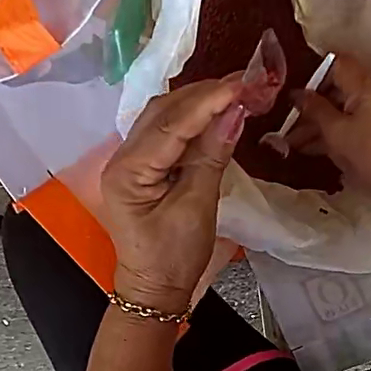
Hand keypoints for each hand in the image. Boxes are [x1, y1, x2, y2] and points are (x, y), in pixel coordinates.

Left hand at [100, 78, 247, 313]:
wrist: (154, 288)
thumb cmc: (173, 258)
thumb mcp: (197, 208)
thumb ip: (212, 156)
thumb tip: (236, 112)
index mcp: (128, 171)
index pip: (170, 124)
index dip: (209, 100)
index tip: (245, 83)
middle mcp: (121, 157)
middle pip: (164, 111)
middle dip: (207, 94)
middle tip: (249, 82)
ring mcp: (129, 158)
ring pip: (164, 115)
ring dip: (200, 100)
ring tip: (238, 91)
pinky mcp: (142, 164)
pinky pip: (167, 130)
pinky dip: (193, 117)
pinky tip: (217, 110)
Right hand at [286, 56, 370, 200]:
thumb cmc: (366, 153)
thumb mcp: (334, 131)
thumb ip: (315, 109)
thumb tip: (298, 94)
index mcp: (368, 86)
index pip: (338, 64)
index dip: (314, 73)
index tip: (296, 90)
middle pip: (339, 89)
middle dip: (313, 106)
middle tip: (290, 121)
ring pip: (344, 109)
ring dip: (320, 123)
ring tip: (294, 141)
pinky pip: (353, 122)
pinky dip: (335, 131)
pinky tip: (311, 148)